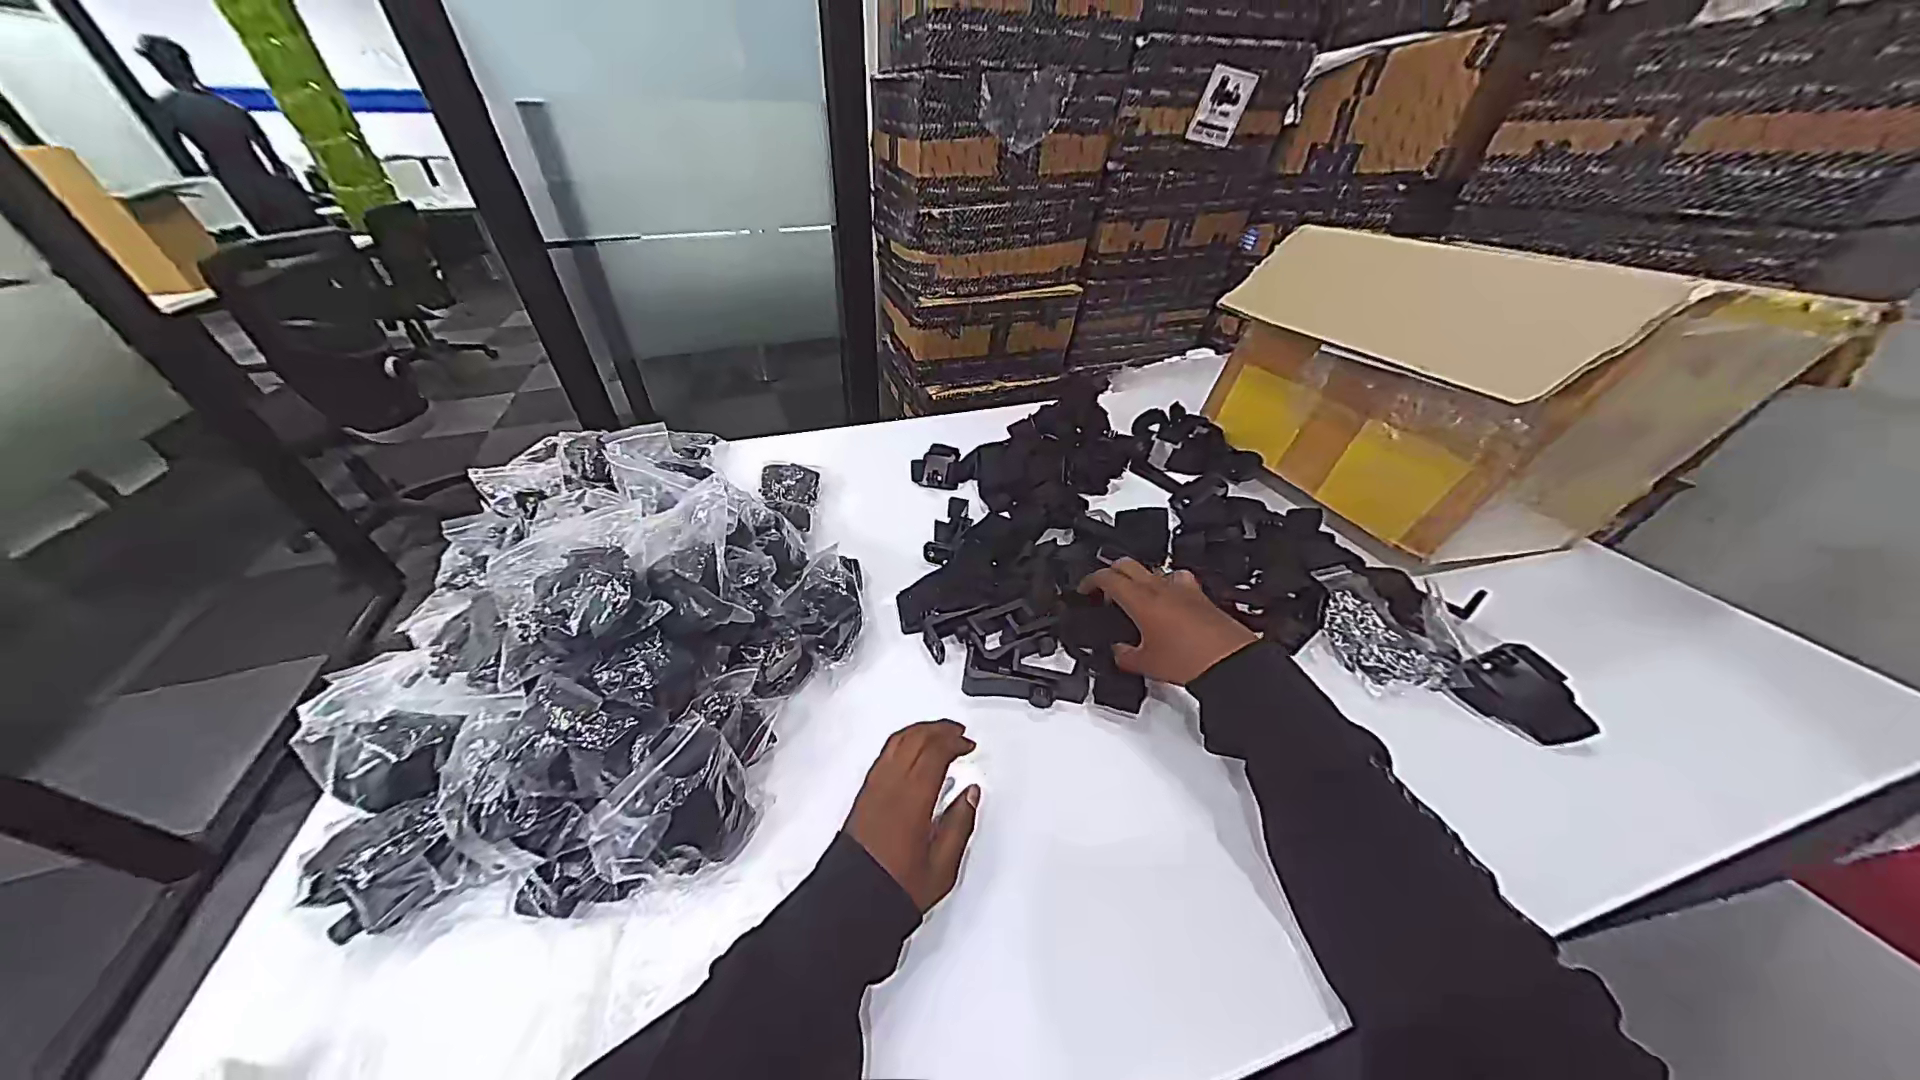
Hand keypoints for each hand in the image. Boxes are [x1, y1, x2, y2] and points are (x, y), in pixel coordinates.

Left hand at [844, 720, 980, 911]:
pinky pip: (885, 753)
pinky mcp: (864, 794)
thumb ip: (959, 824)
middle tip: (957, 732)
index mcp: (912, 799)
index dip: (955, 741)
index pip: (935, 751)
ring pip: (897, 741)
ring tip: (938, 734)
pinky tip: (912, 750)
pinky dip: (903, 742)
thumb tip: (970, 795)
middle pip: (915, 738)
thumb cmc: (893, 889)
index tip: (968, 744)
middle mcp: (889, 786)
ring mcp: (873, 788)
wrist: (851, 904)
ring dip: (920, 731)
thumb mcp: (942, 866)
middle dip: (939, 729)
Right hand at [1081, 558, 1257, 685]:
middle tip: (1105, 589)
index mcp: (1140, 600)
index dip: (1090, 581)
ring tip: (1135, 595)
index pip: (1106, 577)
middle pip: (1126, 564)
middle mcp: (1160, 587)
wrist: (1230, 662)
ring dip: (1138, 577)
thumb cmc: (1191, 660)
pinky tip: (1169, 599)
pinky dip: (1167, 584)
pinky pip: (1177, 579)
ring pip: (1152, 569)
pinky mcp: (1200, 595)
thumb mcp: (1145, 664)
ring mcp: (1182, 588)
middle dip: (1110, 573)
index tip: (1086, 590)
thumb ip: (1124, 655)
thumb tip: (1119, 652)